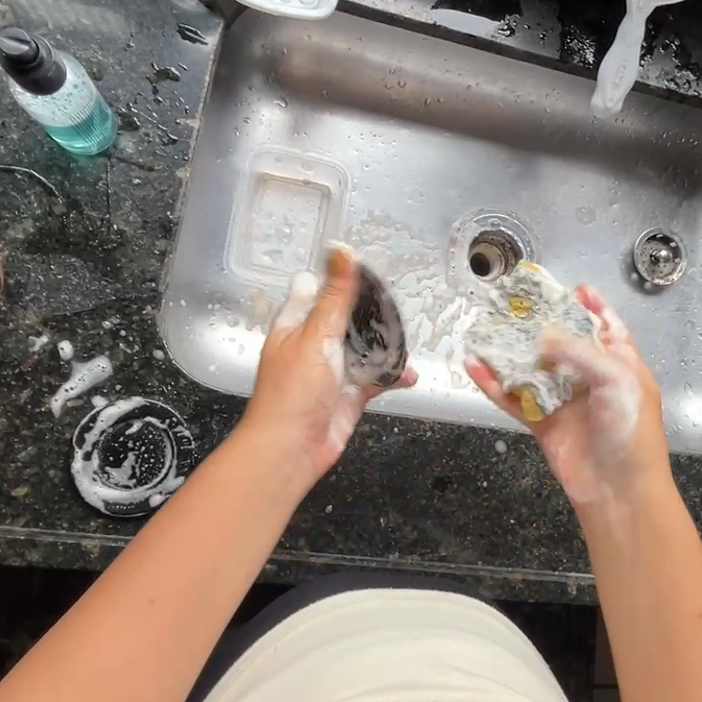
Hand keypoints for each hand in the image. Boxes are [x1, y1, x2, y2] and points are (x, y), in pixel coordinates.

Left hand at [240, 244, 416, 482]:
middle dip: (373, 312)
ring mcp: (334, 368)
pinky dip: (394, 374)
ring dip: (387, 344)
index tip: (370, 270)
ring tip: (408, 337)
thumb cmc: (292, 393)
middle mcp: (315, 342)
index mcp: (297, 323)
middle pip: (348, 316)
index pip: (318, 288)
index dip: (341, 278)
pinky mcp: (351, 392)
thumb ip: (336, 295)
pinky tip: (409, 373)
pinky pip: (378, 376)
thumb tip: (341, 251)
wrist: (293, 449)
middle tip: (398, 304)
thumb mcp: (317, 335)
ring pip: (366, 346)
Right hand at [466, 285, 669, 509]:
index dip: (594, 307)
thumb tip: (541, 338)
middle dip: (542, 324)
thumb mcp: (616, 379)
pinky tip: (475, 367)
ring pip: (534, 370)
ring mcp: (566, 401)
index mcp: (621, 365)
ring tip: (487, 330)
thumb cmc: (630, 429)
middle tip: (516, 304)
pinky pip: (515, 399)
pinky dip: (495, 384)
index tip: (576, 287)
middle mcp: (592, 380)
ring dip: (511, 353)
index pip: (608, 328)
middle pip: (564, 345)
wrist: (619, 490)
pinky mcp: (543, 423)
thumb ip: (579, 352)